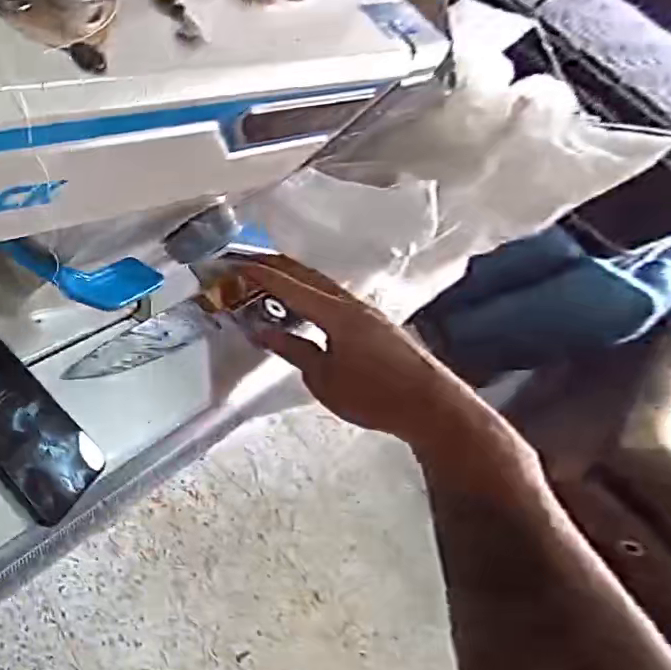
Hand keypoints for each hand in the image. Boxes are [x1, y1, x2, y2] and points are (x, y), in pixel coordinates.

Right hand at [229, 254, 509, 456]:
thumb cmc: (375, 396)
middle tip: (245, 259)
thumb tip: (263, 331)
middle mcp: (353, 306)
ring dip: (293, 276)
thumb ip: (294, 350)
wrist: (435, 409)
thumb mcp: (323, 378)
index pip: (290, 287)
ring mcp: (367, 314)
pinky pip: (333, 297)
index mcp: (337, 315)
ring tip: (266, 274)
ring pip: (322, 284)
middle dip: (275, 265)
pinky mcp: (374, 325)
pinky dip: (309, 292)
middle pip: (308, 275)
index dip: (261, 275)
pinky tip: (300, 300)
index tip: (235, 265)